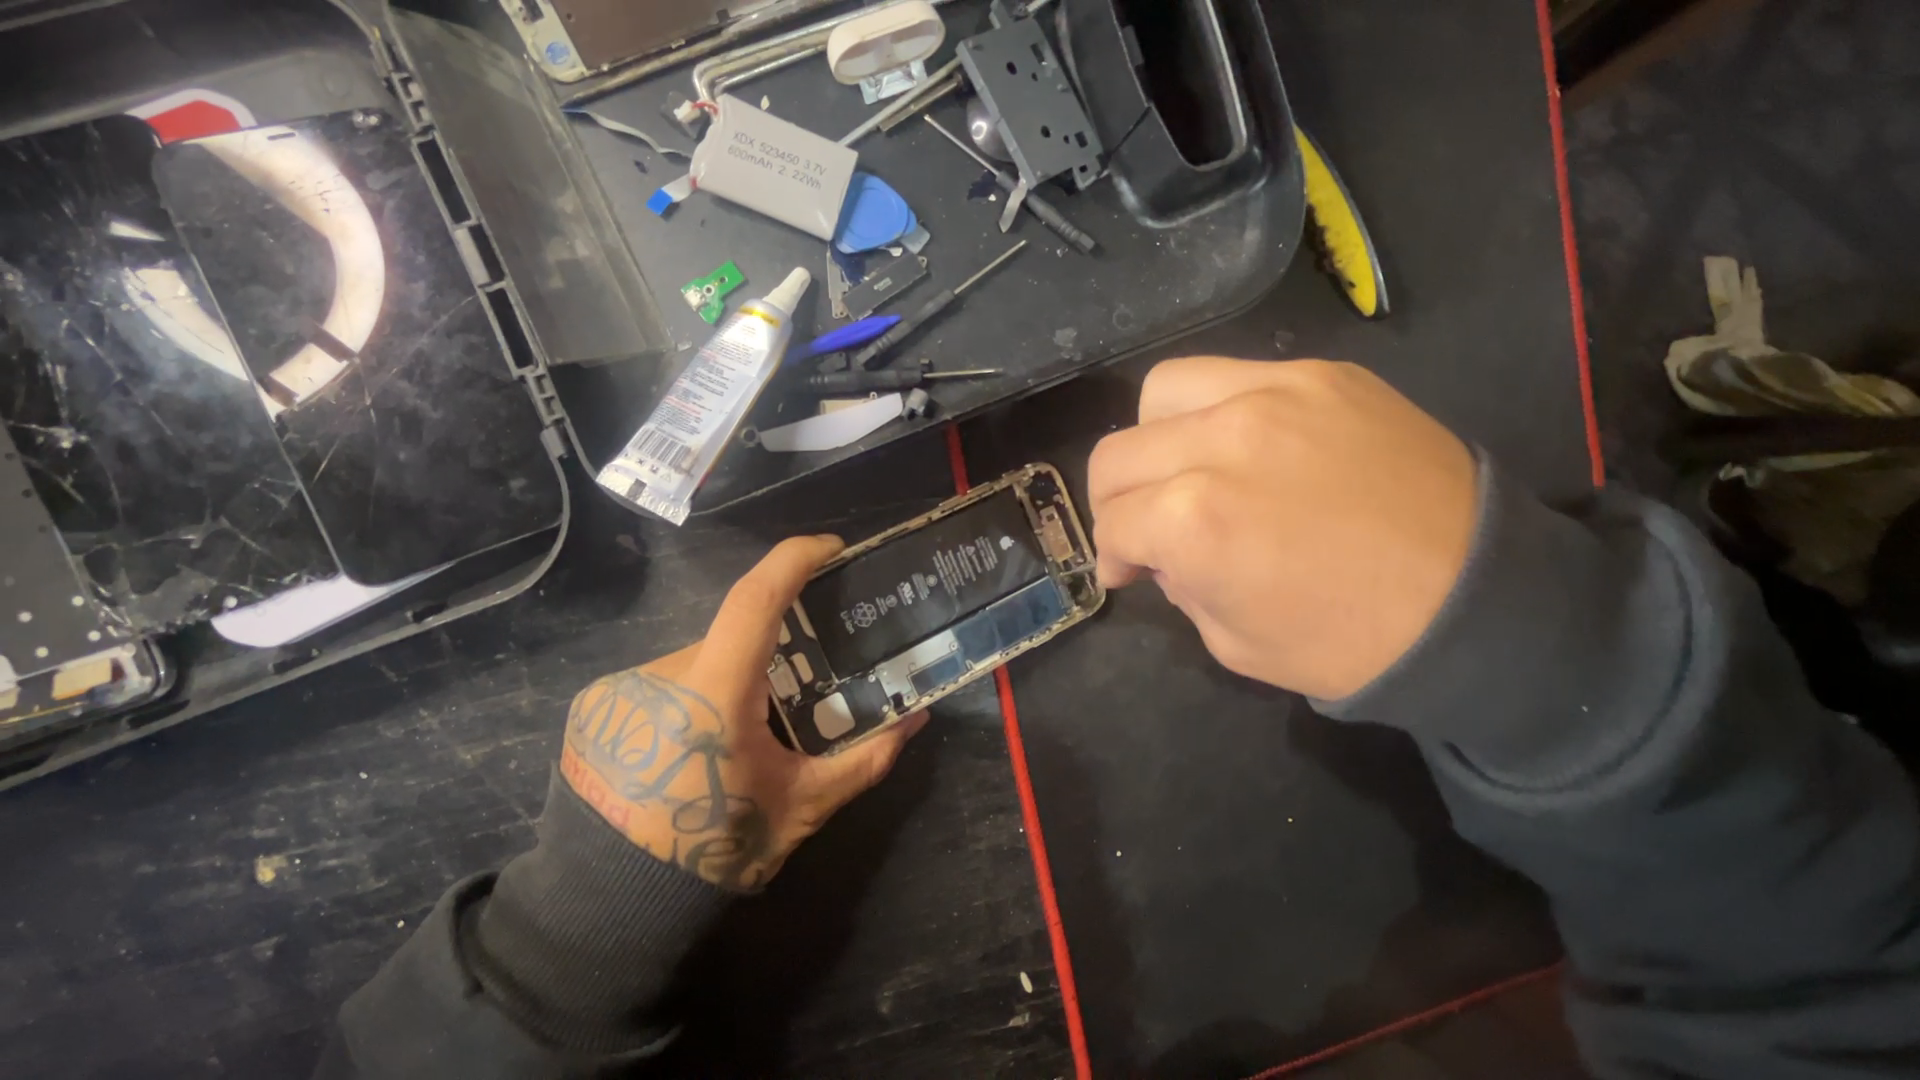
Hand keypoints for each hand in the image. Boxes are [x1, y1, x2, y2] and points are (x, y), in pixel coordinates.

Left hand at [560, 536, 926, 888]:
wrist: (610, 904)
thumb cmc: (714, 852)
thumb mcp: (801, 808)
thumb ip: (863, 760)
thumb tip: (915, 720)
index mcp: (714, 695)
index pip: (755, 601)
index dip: (794, 561)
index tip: (830, 549)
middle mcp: (661, 677)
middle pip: (731, 637)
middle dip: (769, 654)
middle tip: (796, 695)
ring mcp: (621, 689)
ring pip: (697, 662)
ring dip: (727, 681)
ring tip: (744, 737)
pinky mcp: (596, 706)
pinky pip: (661, 684)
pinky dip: (692, 700)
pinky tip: (697, 748)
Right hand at [1087, 357, 1478, 699]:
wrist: (1481, 598)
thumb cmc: (1353, 641)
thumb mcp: (1234, 644)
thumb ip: (1179, 587)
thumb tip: (1161, 550)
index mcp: (1193, 521)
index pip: (1114, 522)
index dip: (1112, 555)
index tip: (1127, 571)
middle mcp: (1218, 443)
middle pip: (1118, 453)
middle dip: (1116, 501)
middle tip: (1142, 526)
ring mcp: (1273, 395)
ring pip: (1163, 392)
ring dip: (1155, 438)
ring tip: (1186, 468)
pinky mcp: (1324, 375)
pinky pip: (1235, 375)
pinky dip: (1217, 411)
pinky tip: (1247, 445)